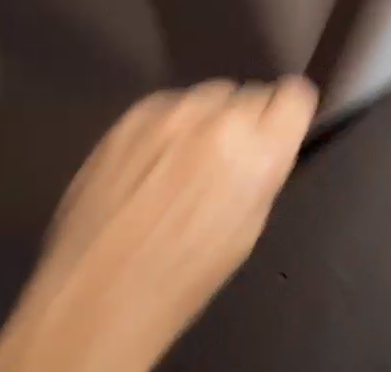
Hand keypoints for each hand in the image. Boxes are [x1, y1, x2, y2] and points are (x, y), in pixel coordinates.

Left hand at [0, 77, 317, 371]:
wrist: (95, 296)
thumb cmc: (183, 276)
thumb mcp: (250, 226)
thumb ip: (266, 167)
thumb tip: (268, 139)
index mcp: (260, 150)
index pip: (296, 95)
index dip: (287, 113)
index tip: (276, 130)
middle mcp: (220, 119)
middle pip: (251, 93)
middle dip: (244, 121)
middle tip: (223, 162)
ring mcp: (173, 113)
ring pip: (210, 95)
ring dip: (206, 120)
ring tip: (181, 165)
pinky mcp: (132, 116)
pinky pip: (168, 104)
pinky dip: (168, 126)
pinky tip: (150, 166)